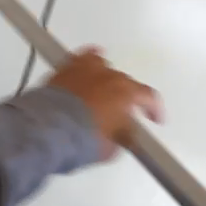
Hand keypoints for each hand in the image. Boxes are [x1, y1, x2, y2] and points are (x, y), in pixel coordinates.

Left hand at [46, 48, 162, 159]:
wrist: (49, 128)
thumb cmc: (82, 137)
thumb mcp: (110, 148)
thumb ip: (122, 137)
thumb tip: (122, 137)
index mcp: (125, 93)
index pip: (149, 97)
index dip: (155, 109)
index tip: (156, 118)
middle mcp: (109, 76)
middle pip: (125, 83)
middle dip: (126, 98)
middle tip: (122, 114)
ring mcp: (87, 69)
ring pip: (104, 67)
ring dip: (106, 80)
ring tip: (104, 93)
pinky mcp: (67, 68)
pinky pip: (82, 58)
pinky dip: (88, 61)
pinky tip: (89, 63)